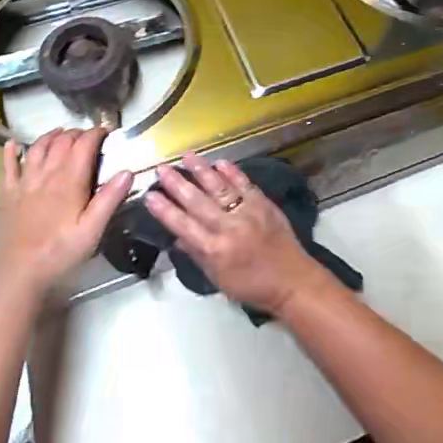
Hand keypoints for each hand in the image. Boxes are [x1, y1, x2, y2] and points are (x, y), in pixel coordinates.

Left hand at [0, 127, 131, 297]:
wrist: (16, 272)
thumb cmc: (59, 253)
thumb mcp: (92, 231)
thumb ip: (109, 199)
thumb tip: (128, 171)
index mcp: (69, 181)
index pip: (83, 146)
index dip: (96, 133)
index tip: (107, 130)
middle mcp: (45, 175)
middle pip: (61, 143)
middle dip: (77, 133)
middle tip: (89, 135)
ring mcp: (24, 183)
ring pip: (37, 149)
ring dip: (50, 136)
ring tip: (61, 132)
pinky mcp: (8, 194)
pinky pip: (8, 166)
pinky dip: (11, 151)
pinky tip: (12, 143)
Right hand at [144, 152, 326, 313]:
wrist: (292, 281)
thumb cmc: (252, 286)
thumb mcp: (218, 278)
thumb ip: (196, 255)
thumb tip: (176, 237)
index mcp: (215, 250)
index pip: (183, 226)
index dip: (165, 210)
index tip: (150, 196)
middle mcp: (229, 228)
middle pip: (198, 202)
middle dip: (177, 184)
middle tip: (161, 169)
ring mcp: (248, 213)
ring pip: (220, 188)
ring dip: (201, 170)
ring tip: (186, 156)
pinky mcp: (264, 205)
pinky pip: (245, 184)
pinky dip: (232, 172)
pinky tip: (219, 162)